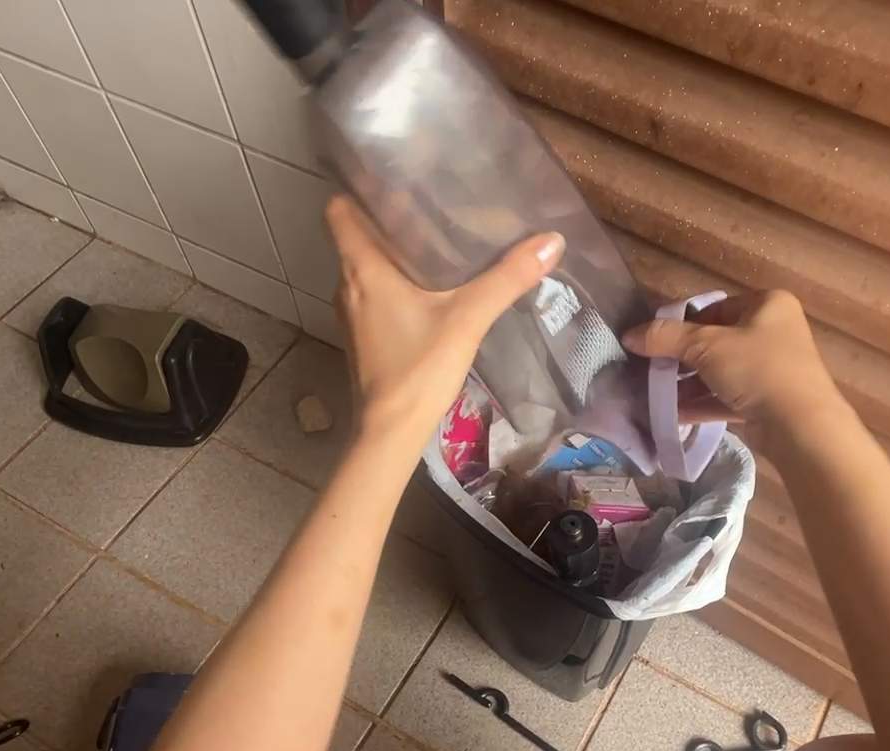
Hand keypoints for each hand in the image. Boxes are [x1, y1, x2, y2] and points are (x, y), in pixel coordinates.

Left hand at [325, 195, 563, 442]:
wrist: (390, 433)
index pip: (338, 209)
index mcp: (362, 268)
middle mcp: (347, 286)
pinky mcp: (362, 341)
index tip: (391, 179)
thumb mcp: (467, 319)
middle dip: (387, 220)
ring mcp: (351, 317)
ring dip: (392, 257)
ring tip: (434, 246)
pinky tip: (427, 295)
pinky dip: (394, 288)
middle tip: (429, 208)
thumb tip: (551, 241)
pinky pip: (373, 299)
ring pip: (365, 270)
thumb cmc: (418, 370)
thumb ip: (507, 279)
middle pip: (356, 237)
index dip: (358, 189)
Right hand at [622, 291, 840, 444]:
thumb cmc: (757, 368)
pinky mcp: (765, 401)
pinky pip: (726, 397)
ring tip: (656, 395)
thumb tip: (629, 335)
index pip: (714, 309)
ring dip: (687, 385)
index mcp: (767, 305)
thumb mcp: (705, 346)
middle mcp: (772, 332)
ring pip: (719, 373)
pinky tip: (672, 414)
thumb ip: (665, 338)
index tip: (656, 344)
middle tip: (654, 371)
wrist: (799, 424)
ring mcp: (771, 369)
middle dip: (682, 360)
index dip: (682, 325)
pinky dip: (701, 404)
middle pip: (715, 342)